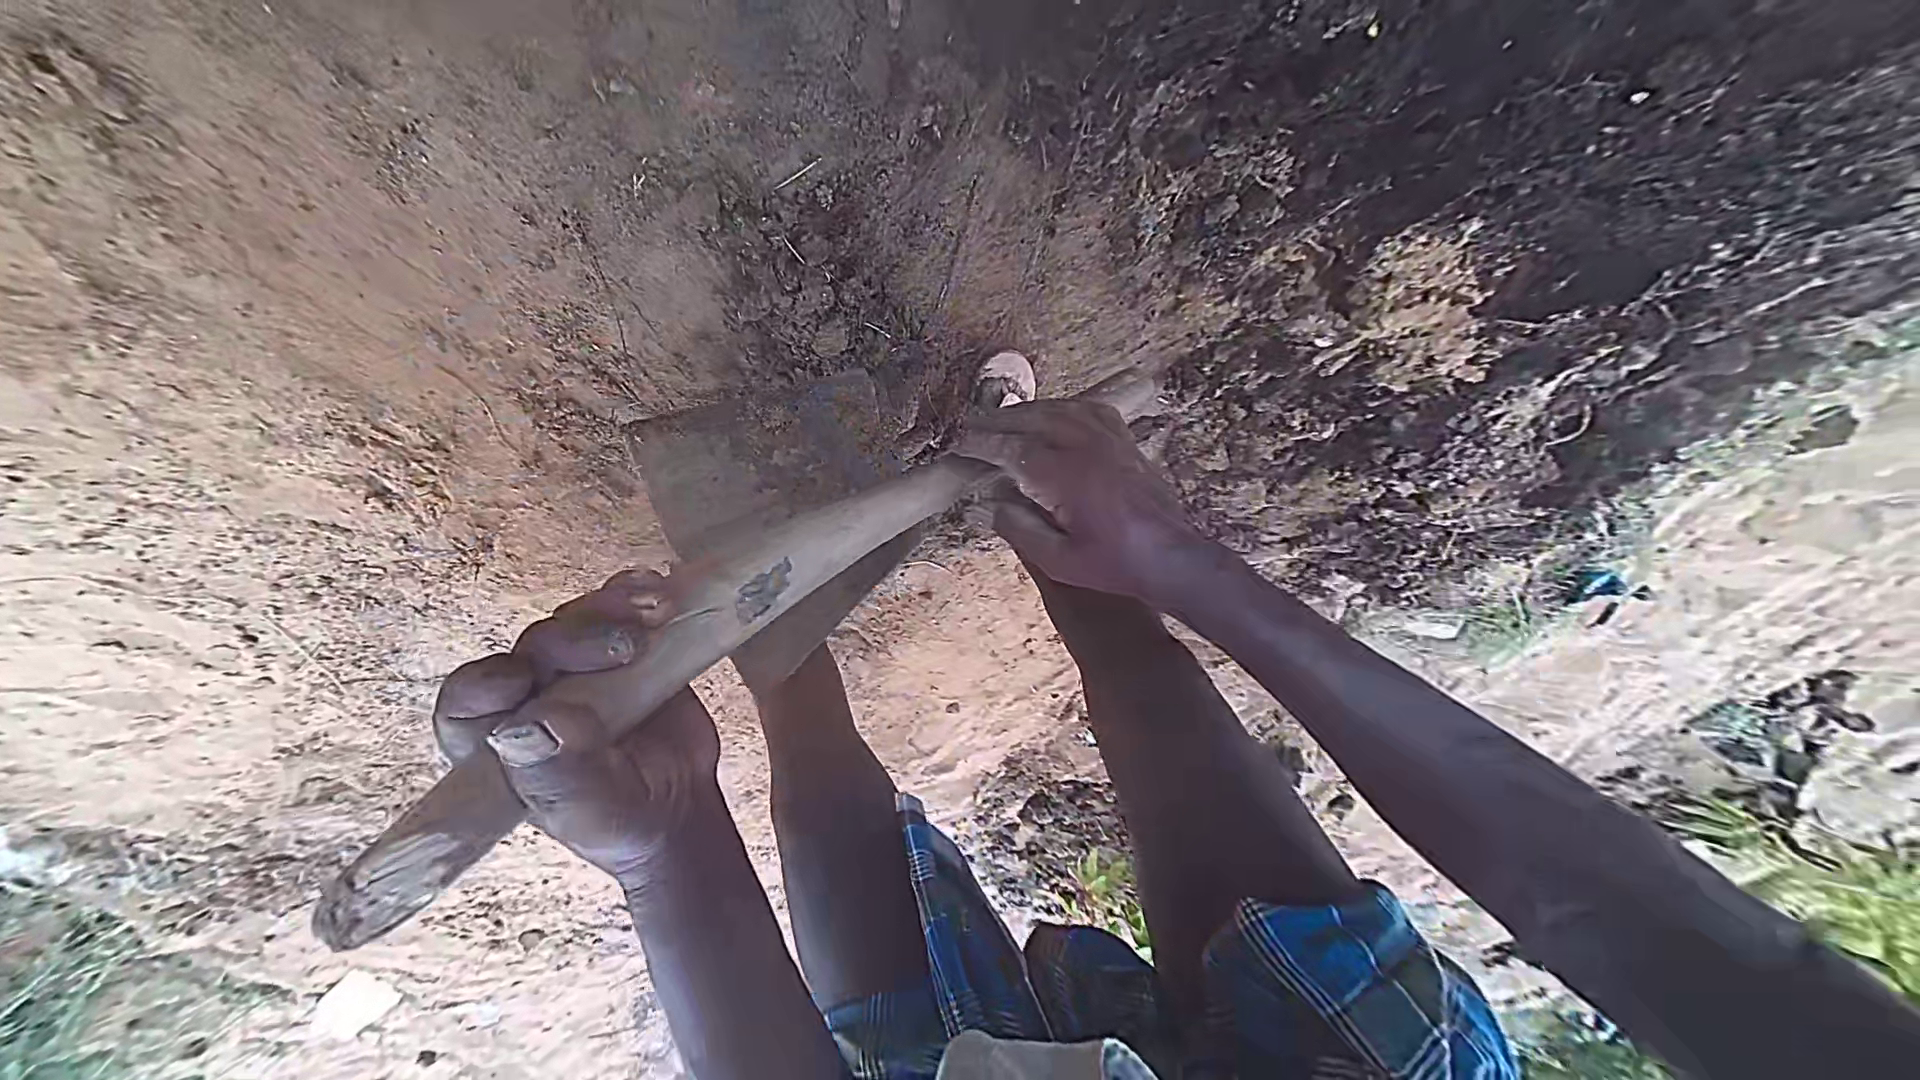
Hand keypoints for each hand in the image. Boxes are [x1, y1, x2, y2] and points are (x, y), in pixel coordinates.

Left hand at [431, 570, 720, 890]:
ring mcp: (584, 668)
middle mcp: (536, 696)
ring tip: (661, 612)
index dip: (485, 681)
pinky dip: (639, 592)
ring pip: (579, 618)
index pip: (468, 699)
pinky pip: (622, 606)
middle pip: (536, 645)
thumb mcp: (598, 811)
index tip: (520, 680)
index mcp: (504, 741)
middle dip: (577, 639)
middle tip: (628, 647)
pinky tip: (664, 597)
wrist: (683, 801)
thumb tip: (525, 726)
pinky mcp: (629, 646)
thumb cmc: (628, 821)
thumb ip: (564, 774)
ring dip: (614, 608)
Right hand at [957, 399, 1210, 607]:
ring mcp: (1109, 440)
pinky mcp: (1125, 441)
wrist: (1171, 557)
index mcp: (1065, 476)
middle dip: (996, 422)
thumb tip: (986, 503)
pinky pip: (1089, 409)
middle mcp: (1087, 447)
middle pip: (1032, 420)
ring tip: (1001, 418)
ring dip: (1026, 411)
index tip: (959, 443)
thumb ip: (1017, 528)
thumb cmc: (1116, 564)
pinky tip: (1052, 412)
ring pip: (1059, 409)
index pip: (1011, 449)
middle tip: (970, 425)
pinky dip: (1062, 406)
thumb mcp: (1058, 559)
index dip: (981, 444)